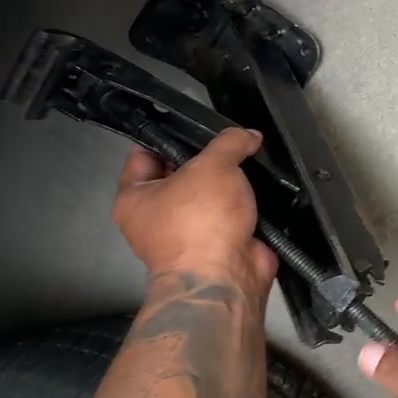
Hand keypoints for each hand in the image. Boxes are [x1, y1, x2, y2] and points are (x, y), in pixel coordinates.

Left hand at [111, 128, 276, 297]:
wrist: (224, 275)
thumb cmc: (200, 219)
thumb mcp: (212, 165)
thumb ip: (230, 142)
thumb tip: (249, 136)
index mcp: (134, 198)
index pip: (143, 154)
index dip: (168, 135)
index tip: (196, 123)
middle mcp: (155, 217)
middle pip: (180, 173)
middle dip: (207, 158)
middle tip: (234, 140)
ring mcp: (188, 232)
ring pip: (209, 194)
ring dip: (231, 181)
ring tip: (253, 160)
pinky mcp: (219, 243)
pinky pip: (231, 213)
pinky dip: (247, 202)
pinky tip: (264, 186)